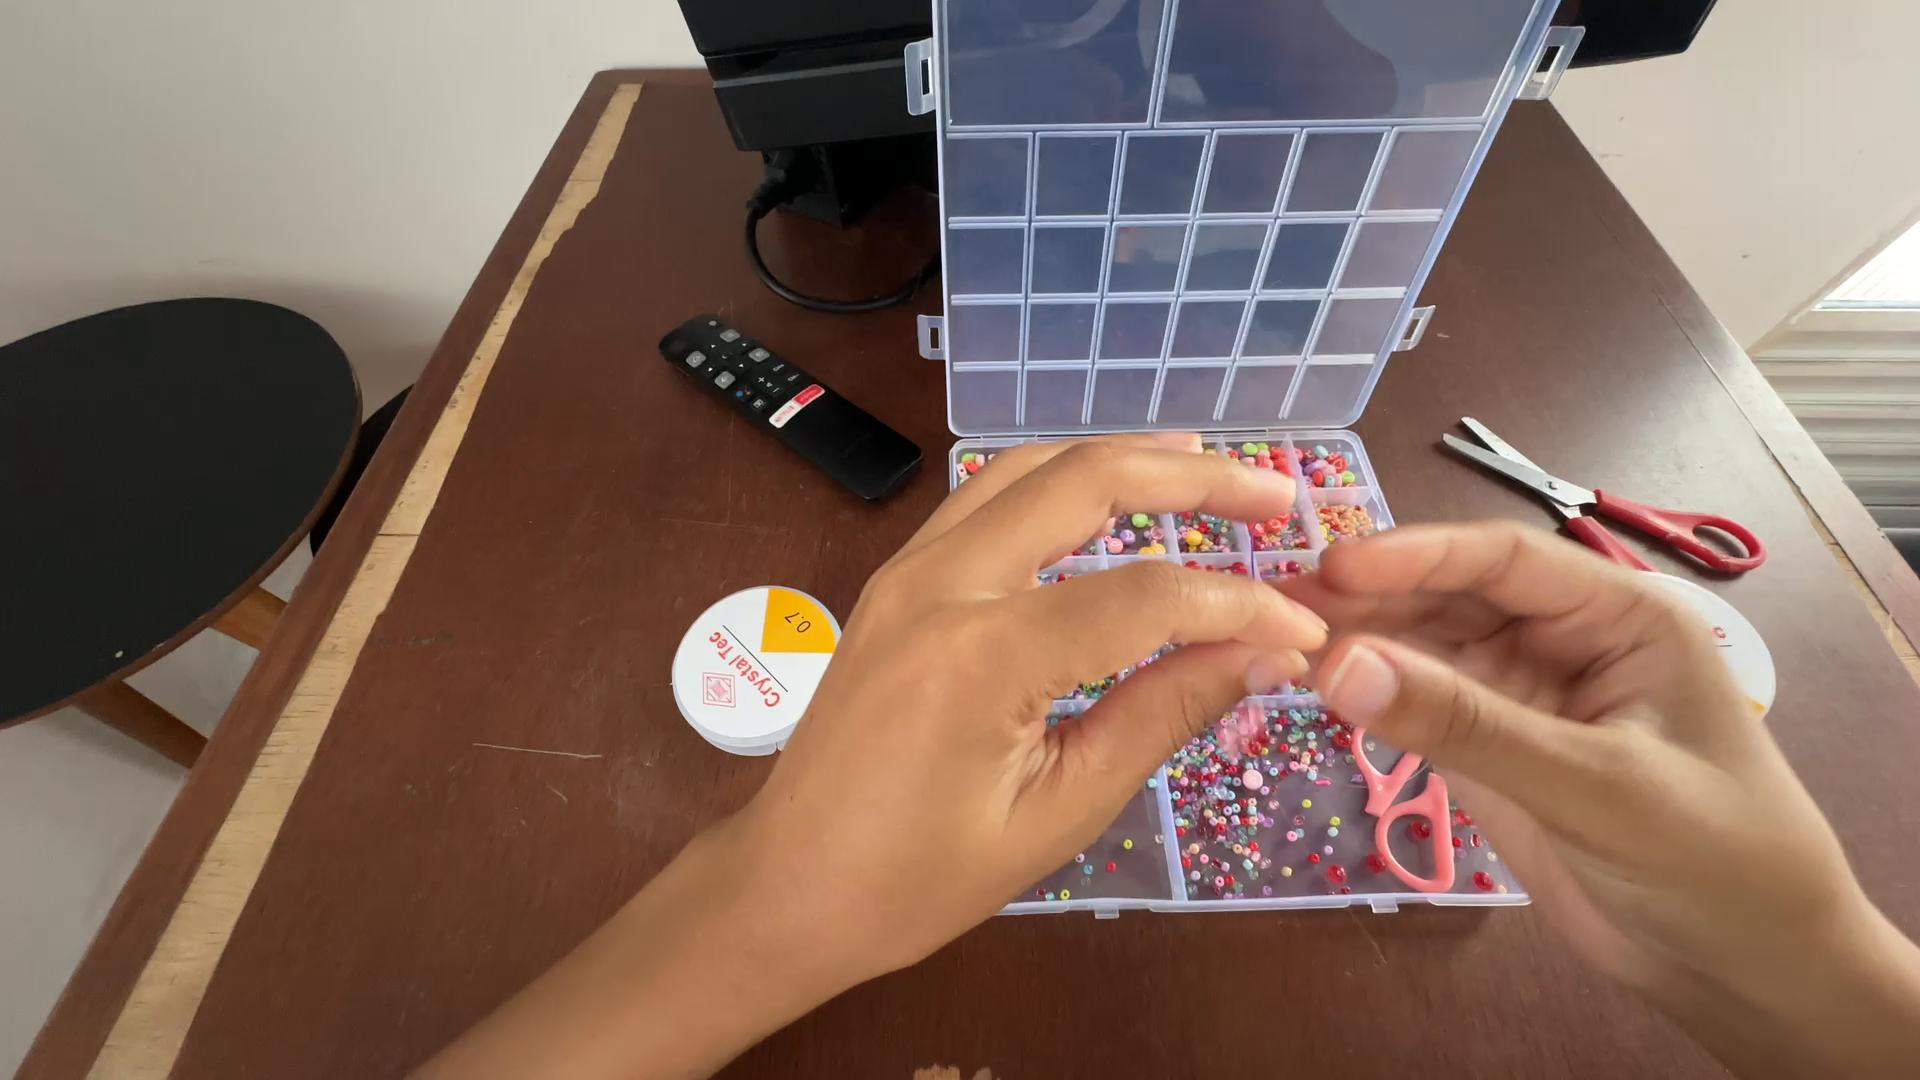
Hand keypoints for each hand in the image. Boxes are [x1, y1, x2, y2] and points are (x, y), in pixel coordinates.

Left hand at [739, 434, 1326, 976]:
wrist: (789, 879)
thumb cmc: (919, 878)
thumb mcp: (1059, 809)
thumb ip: (1162, 714)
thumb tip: (1262, 652)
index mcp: (983, 653)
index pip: (1145, 597)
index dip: (1237, 604)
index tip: (1302, 627)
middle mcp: (941, 580)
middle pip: (1083, 481)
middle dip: (1190, 477)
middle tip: (1272, 493)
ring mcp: (908, 565)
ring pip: (1028, 469)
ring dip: (1120, 458)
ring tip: (1199, 466)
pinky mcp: (896, 574)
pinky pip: (985, 497)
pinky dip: (1057, 482)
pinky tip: (1100, 494)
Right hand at [1279, 522, 1919, 1079]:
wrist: (1733, 973)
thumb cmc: (1715, 867)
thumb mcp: (1597, 788)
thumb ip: (1466, 724)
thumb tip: (1336, 666)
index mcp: (1614, 616)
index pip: (1500, 559)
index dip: (1414, 555)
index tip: (1332, 569)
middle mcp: (1552, 634)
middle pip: (1440, 591)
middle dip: (1363, 594)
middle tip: (1279, 604)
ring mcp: (1505, 683)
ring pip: (1412, 636)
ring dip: (1349, 635)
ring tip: (1277, 637)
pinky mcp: (1470, 729)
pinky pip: (1402, 690)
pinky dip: (1355, 683)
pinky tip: (1309, 677)